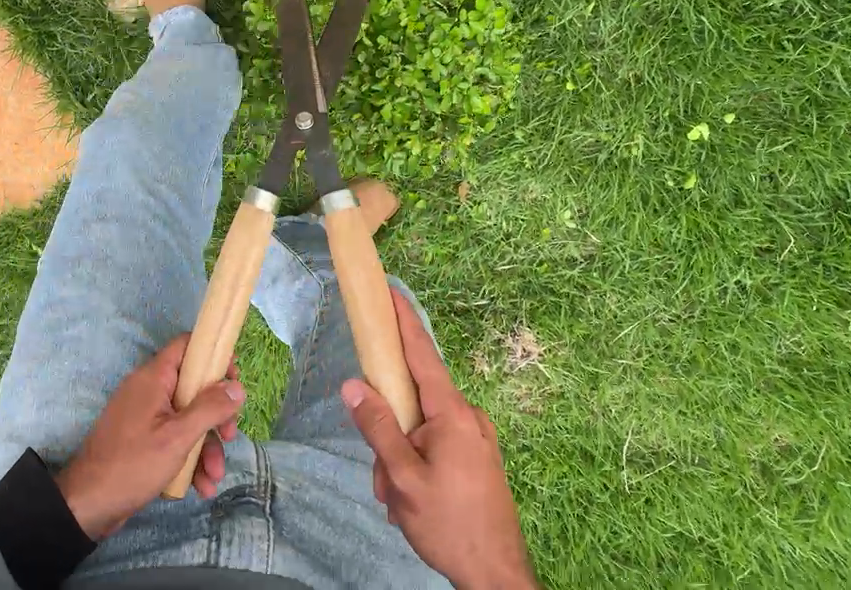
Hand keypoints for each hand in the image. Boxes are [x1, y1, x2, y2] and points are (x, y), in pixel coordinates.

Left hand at [55, 334, 245, 539]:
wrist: (88, 504)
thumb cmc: (133, 464)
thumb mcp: (178, 437)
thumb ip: (210, 409)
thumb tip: (237, 386)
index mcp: (154, 377)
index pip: (187, 346)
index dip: (214, 357)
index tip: (234, 381)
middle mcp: (149, 389)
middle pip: (193, 387)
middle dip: (215, 415)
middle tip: (228, 437)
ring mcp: (144, 414)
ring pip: (186, 418)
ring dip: (205, 446)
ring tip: (213, 478)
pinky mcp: (142, 438)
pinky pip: (173, 438)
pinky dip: (188, 458)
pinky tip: (200, 485)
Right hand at [341, 290, 539, 589]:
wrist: (498, 578)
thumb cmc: (450, 524)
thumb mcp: (404, 477)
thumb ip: (377, 428)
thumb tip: (353, 385)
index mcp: (453, 413)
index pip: (422, 353)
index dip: (404, 320)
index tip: (390, 290)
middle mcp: (468, 417)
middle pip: (414, 398)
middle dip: (389, 429)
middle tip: (383, 475)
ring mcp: (476, 439)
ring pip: (421, 428)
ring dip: (400, 456)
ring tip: (398, 499)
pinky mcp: (477, 459)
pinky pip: (436, 445)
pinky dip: (415, 464)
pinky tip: (410, 500)